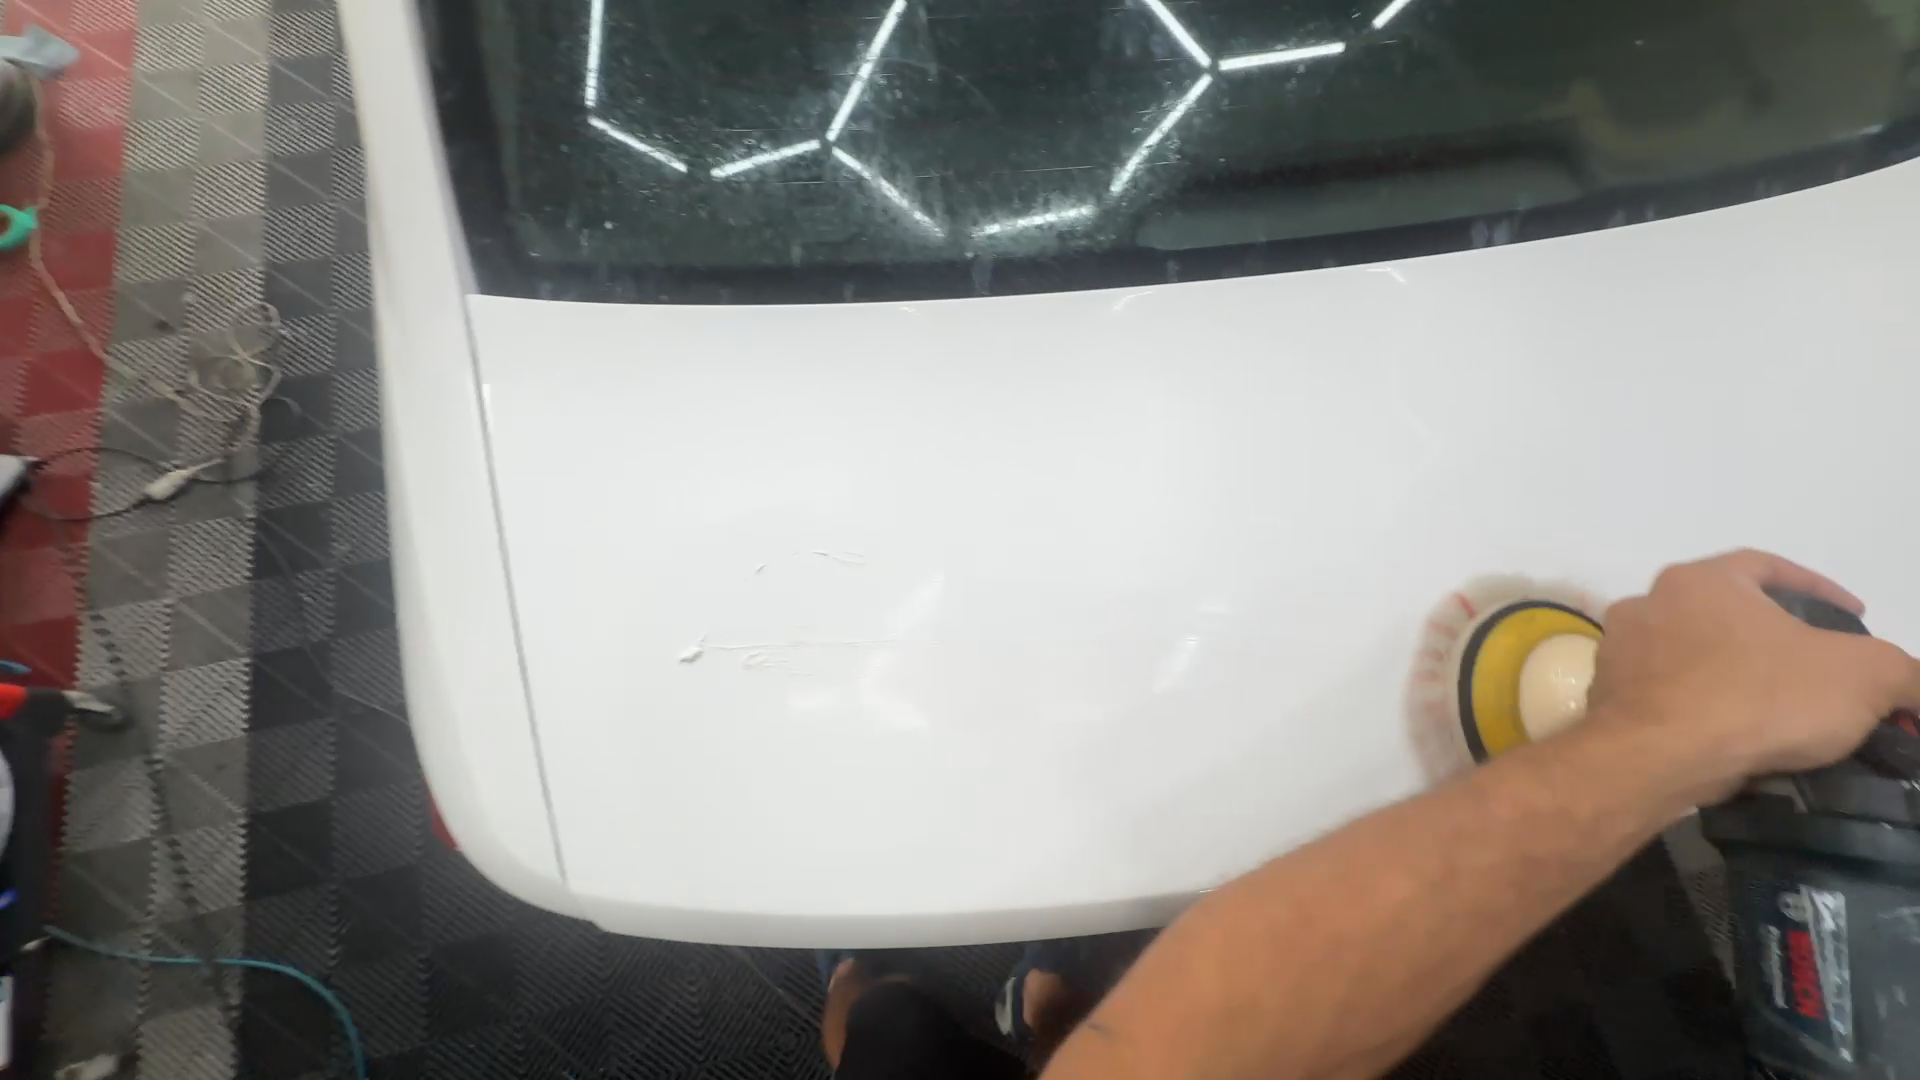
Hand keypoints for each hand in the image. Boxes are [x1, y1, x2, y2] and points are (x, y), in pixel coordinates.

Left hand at [1586, 549, 1919, 800]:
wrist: (1660, 752)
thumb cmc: (1759, 695)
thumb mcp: (1869, 674)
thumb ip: (1905, 673)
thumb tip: (1913, 691)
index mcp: (1694, 581)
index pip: (1764, 566)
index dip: (1818, 587)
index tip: (1854, 614)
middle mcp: (1644, 604)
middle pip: (1725, 611)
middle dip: (1779, 636)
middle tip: (1823, 665)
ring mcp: (1620, 647)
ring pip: (1695, 650)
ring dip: (1742, 670)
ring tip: (1789, 703)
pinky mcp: (1609, 688)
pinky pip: (1671, 686)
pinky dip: (1707, 699)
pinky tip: (1742, 725)